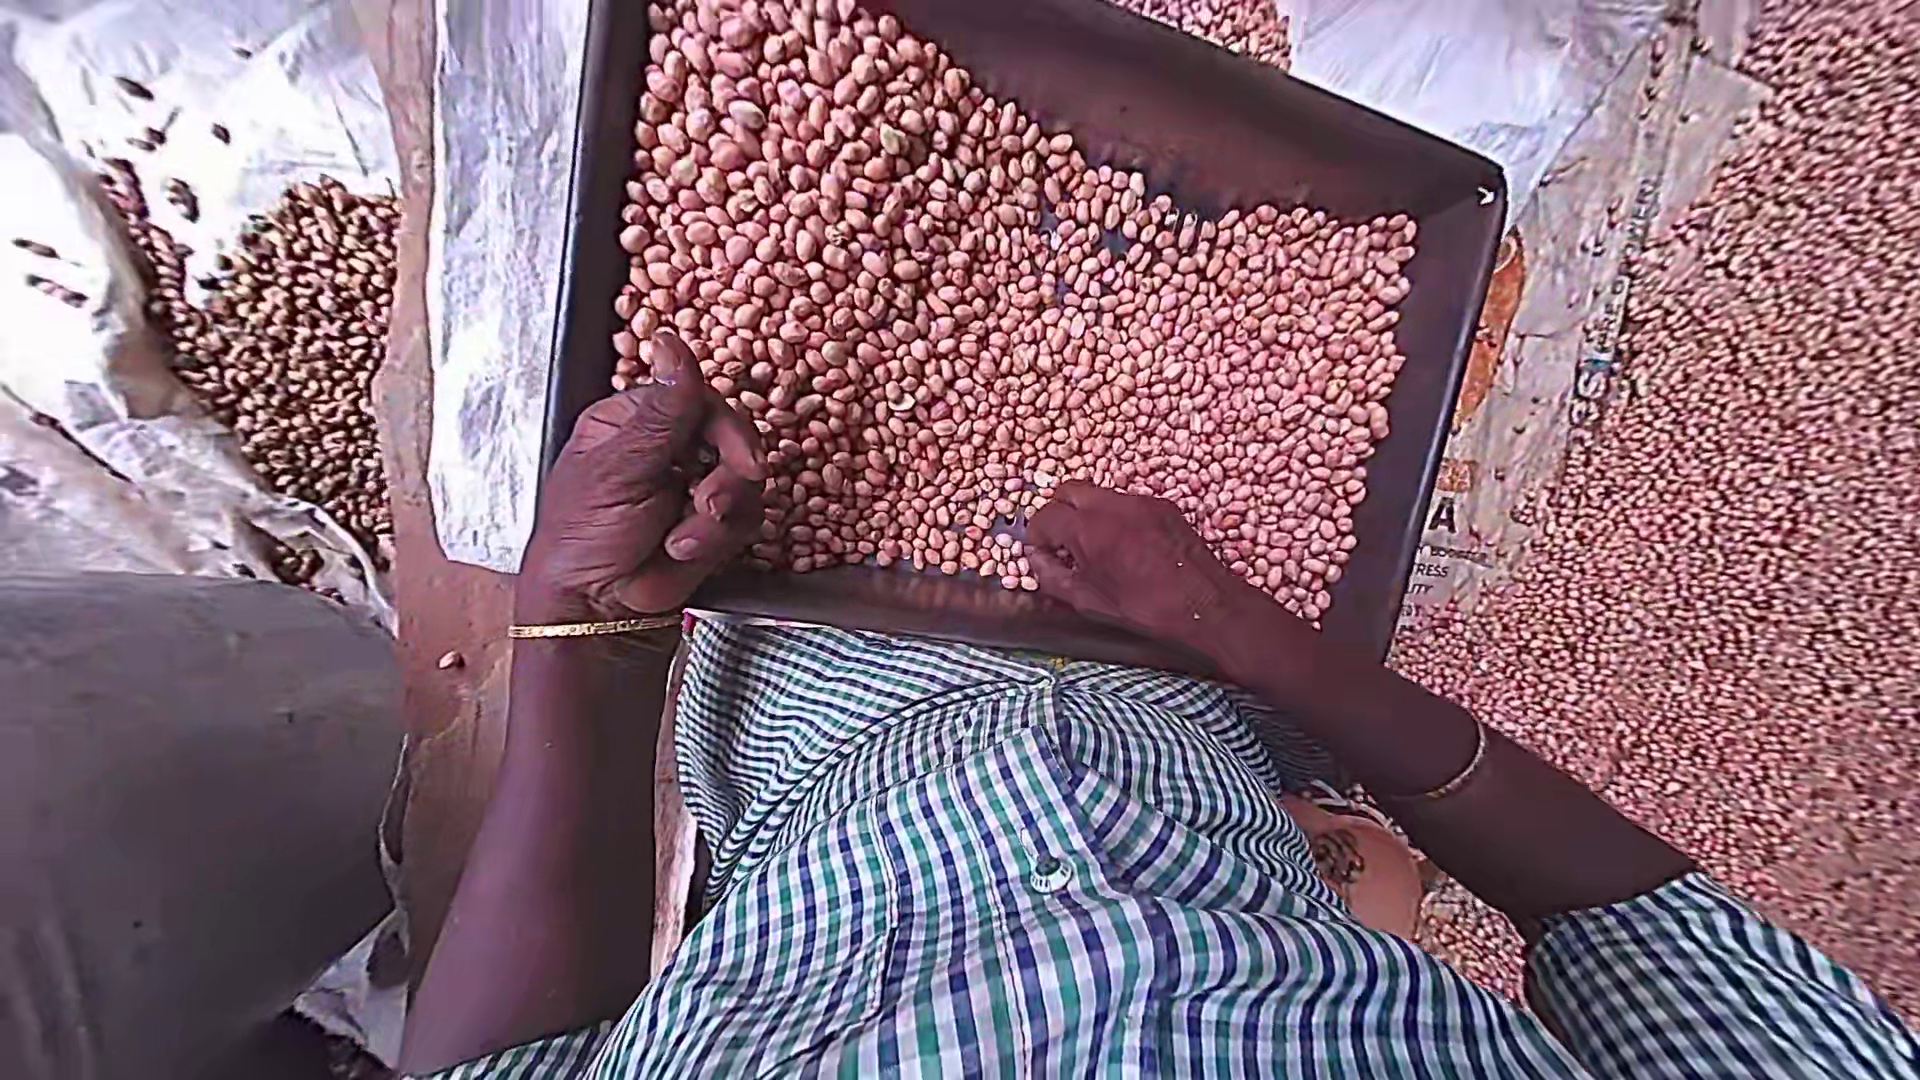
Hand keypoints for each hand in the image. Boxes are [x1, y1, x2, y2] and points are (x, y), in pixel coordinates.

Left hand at [516, 330, 766, 623]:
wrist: (600, 609)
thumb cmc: (586, 537)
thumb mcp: (618, 470)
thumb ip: (660, 413)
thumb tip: (673, 343)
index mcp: (637, 422)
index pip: (700, 401)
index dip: (728, 428)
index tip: (743, 459)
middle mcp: (671, 448)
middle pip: (733, 439)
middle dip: (729, 478)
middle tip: (710, 506)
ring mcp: (697, 485)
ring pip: (746, 481)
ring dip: (719, 517)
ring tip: (681, 542)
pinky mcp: (716, 521)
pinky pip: (748, 516)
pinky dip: (721, 538)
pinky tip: (686, 552)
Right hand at [1026, 482, 1261, 644]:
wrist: (1206, 603)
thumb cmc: (1146, 608)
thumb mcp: (1089, 601)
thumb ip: (1052, 577)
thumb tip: (1035, 560)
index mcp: (1090, 530)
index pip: (1046, 516)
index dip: (1037, 534)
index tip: (1041, 551)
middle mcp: (1112, 506)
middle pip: (1068, 490)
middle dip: (1057, 512)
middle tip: (1060, 540)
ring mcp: (1139, 501)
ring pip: (1097, 494)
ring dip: (1085, 513)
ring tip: (1093, 546)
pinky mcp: (1160, 505)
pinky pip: (1124, 502)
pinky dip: (1113, 516)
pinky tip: (1122, 545)